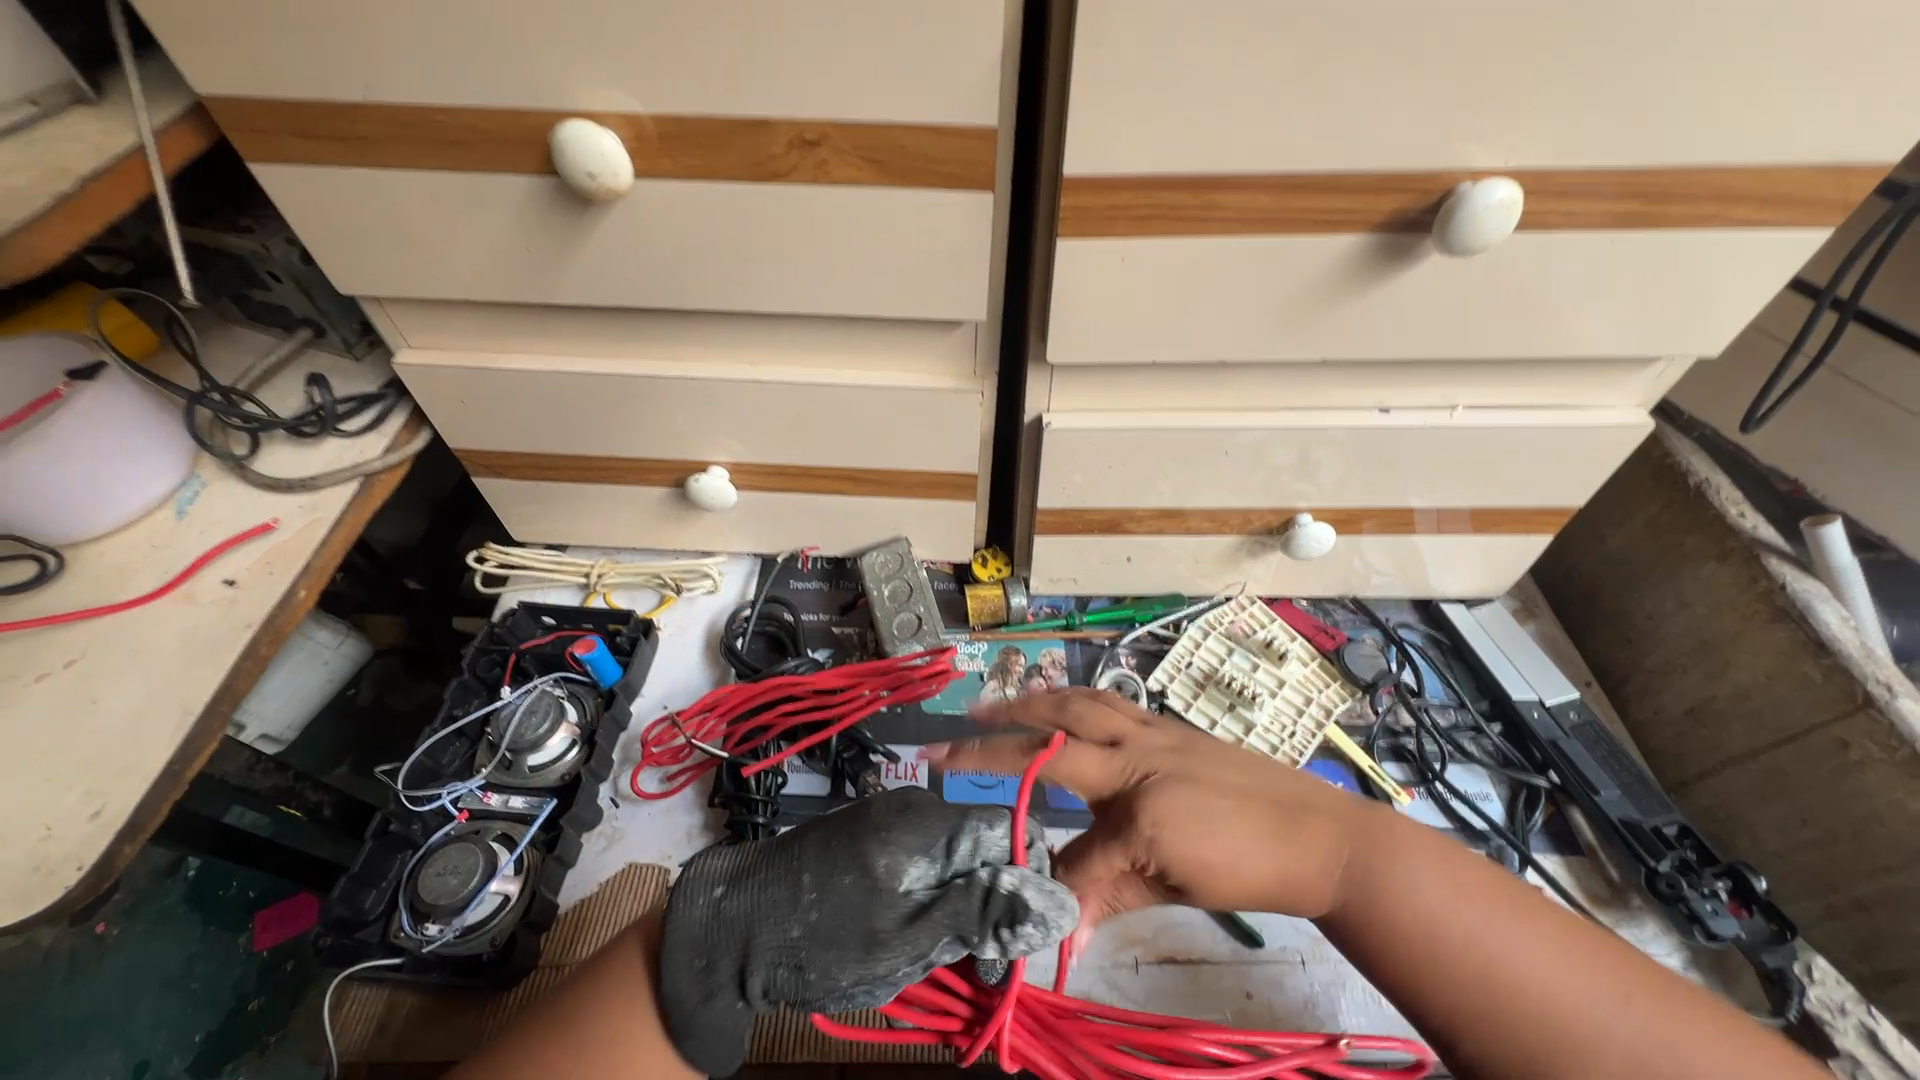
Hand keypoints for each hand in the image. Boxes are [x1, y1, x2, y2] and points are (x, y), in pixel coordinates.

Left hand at [657, 787, 1077, 1076]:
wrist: (731, 928)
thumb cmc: (825, 939)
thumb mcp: (912, 937)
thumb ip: (984, 911)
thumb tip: (1059, 900)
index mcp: (932, 823)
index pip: (1015, 829)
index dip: (1030, 881)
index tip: (1014, 936)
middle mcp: (915, 806)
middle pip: (987, 844)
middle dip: (995, 900)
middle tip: (974, 962)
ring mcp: (887, 817)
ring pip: (957, 854)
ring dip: (962, 903)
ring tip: (937, 953)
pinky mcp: (868, 833)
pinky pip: (923, 856)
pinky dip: (931, 894)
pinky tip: (909, 931)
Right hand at [927, 688, 1387, 927]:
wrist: (1318, 833)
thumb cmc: (1246, 864)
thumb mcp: (1170, 886)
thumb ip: (1105, 894)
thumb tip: (1057, 929)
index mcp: (1138, 801)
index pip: (1060, 819)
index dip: (1012, 823)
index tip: (963, 809)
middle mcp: (1139, 753)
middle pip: (1056, 731)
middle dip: (998, 730)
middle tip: (954, 728)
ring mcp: (1156, 731)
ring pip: (1082, 703)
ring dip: (1033, 702)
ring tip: (996, 705)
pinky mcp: (1171, 725)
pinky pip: (1112, 703)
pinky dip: (1075, 702)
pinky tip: (1064, 711)